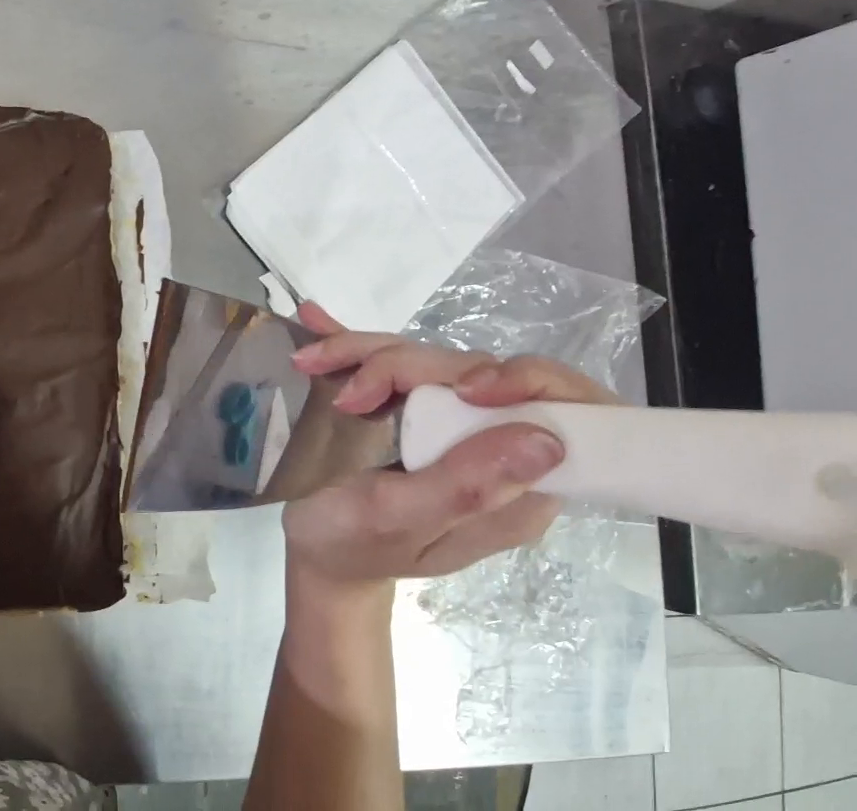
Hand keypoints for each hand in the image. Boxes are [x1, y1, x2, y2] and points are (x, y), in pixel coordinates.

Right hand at [279, 303, 613, 592]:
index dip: (526, 380)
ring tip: (311, 364)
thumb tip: (547, 440)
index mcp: (518, 489)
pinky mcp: (420, 414)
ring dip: (366, 353)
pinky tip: (317, 322)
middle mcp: (499, 453)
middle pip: (479, 372)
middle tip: (347, 399)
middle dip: (407, 366)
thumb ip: (463, 486)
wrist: (311, 553)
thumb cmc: (347, 544)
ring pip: (433, 362)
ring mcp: (456, 429)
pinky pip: (400, 366)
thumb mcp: (393, 518)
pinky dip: (357, 343)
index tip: (462, 387)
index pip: (565, 413)